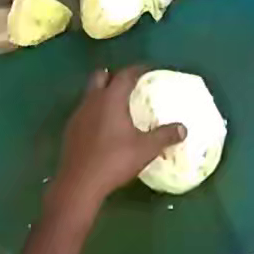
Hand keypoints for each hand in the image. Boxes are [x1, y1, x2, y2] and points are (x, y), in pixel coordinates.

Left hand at [48, 65, 184, 217]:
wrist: (79, 183)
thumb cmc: (114, 160)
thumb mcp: (145, 149)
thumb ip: (165, 136)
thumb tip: (183, 128)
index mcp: (111, 99)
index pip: (125, 75)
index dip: (137, 70)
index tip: (148, 71)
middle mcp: (92, 101)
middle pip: (101, 76)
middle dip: (115, 76)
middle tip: (130, 85)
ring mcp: (78, 115)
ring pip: (90, 94)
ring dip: (103, 94)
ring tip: (119, 107)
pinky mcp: (70, 130)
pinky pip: (84, 111)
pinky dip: (95, 112)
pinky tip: (104, 128)